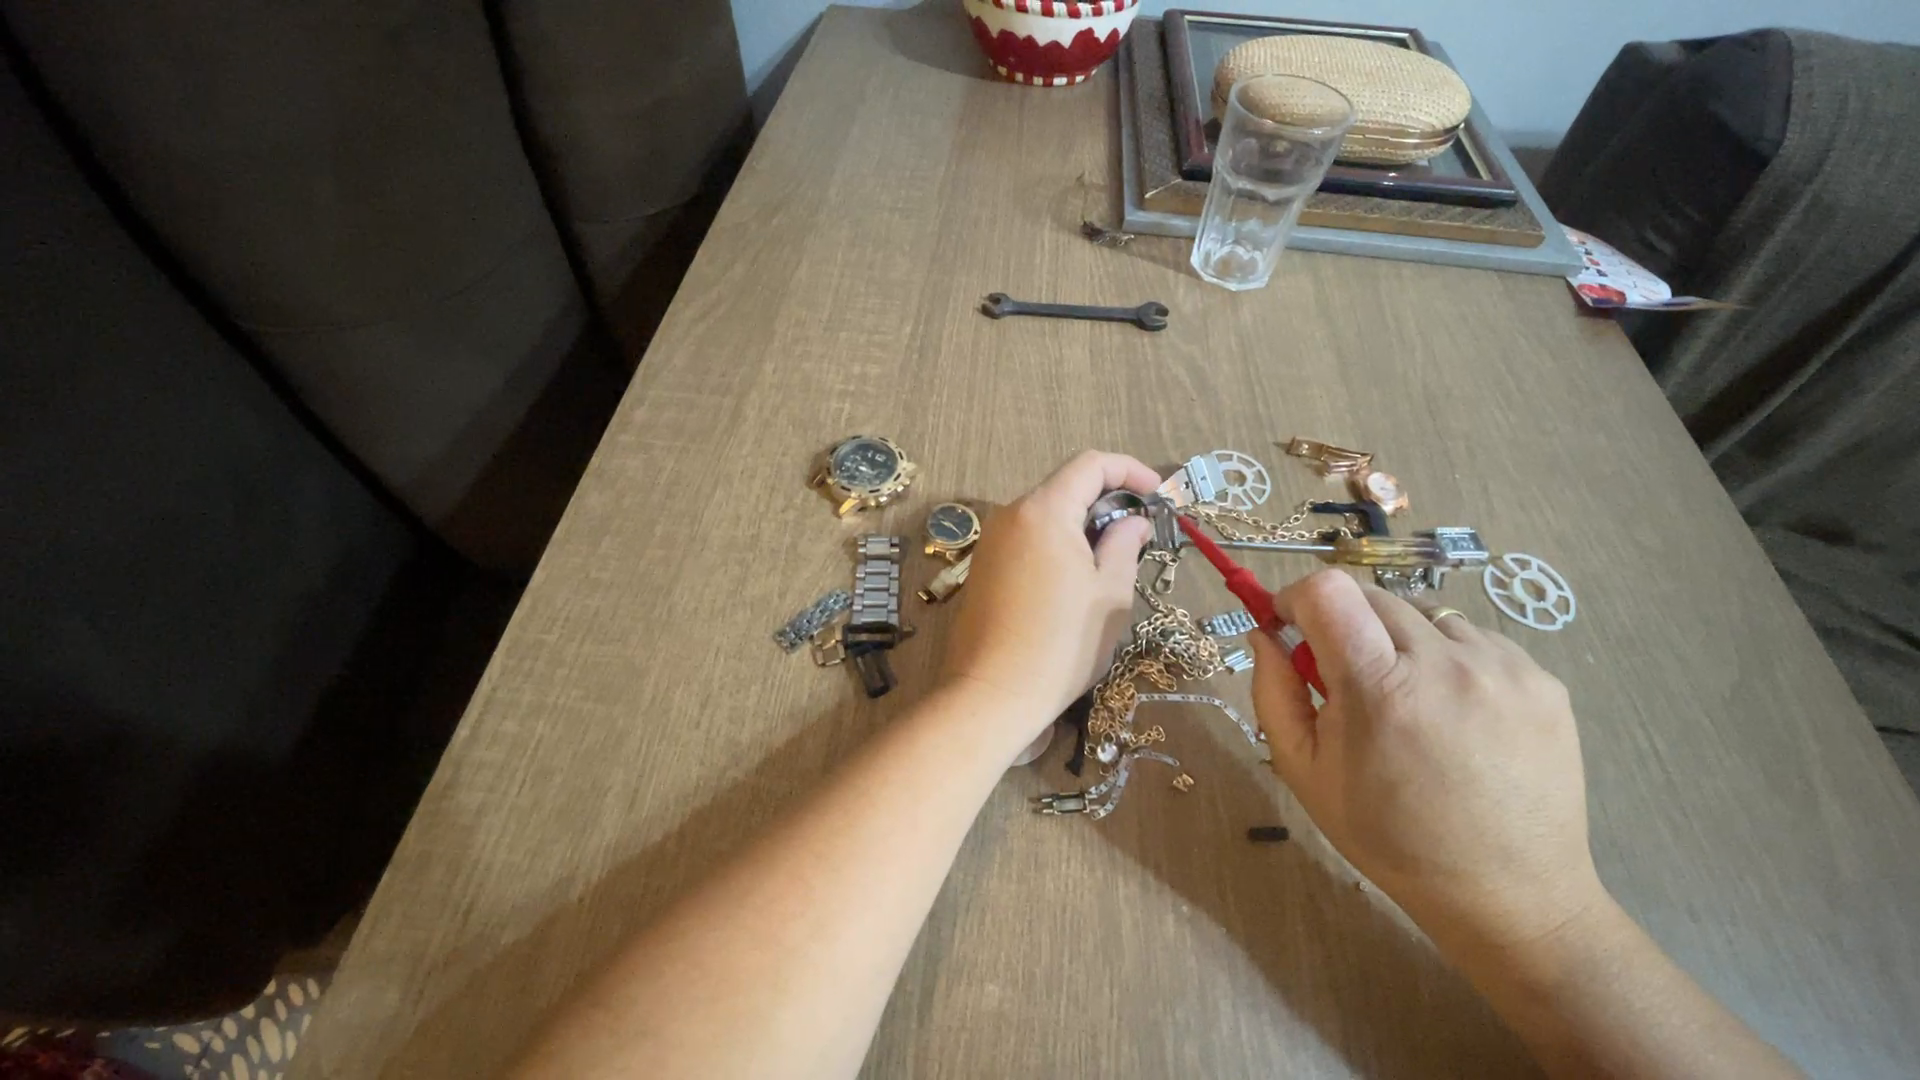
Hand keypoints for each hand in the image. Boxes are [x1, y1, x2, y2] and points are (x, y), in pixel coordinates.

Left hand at [940, 451, 1158, 729]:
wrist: (992, 695)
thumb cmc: (1061, 644)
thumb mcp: (1110, 594)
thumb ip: (1124, 545)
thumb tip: (1132, 521)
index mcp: (1043, 511)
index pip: (1090, 464)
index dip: (1130, 471)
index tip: (1158, 496)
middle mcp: (1010, 516)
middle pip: (1065, 487)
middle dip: (1107, 501)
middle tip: (1140, 535)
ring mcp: (991, 543)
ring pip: (1046, 516)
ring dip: (1083, 527)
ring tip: (1113, 563)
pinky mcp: (983, 570)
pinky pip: (1027, 541)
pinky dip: (1057, 546)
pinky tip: (1076, 582)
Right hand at [1247, 570, 1604, 949]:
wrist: (1507, 890)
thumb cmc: (1387, 835)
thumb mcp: (1304, 770)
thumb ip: (1273, 691)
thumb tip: (1264, 632)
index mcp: (1380, 688)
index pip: (1329, 590)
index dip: (1297, 596)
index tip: (1292, 626)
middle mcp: (1445, 663)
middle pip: (1372, 595)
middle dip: (1343, 622)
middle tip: (1345, 675)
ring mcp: (1503, 667)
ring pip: (1424, 615)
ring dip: (1399, 641)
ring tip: (1408, 699)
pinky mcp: (1542, 680)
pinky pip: (1473, 640)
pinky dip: (1447, 659)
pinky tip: (1452, 711)